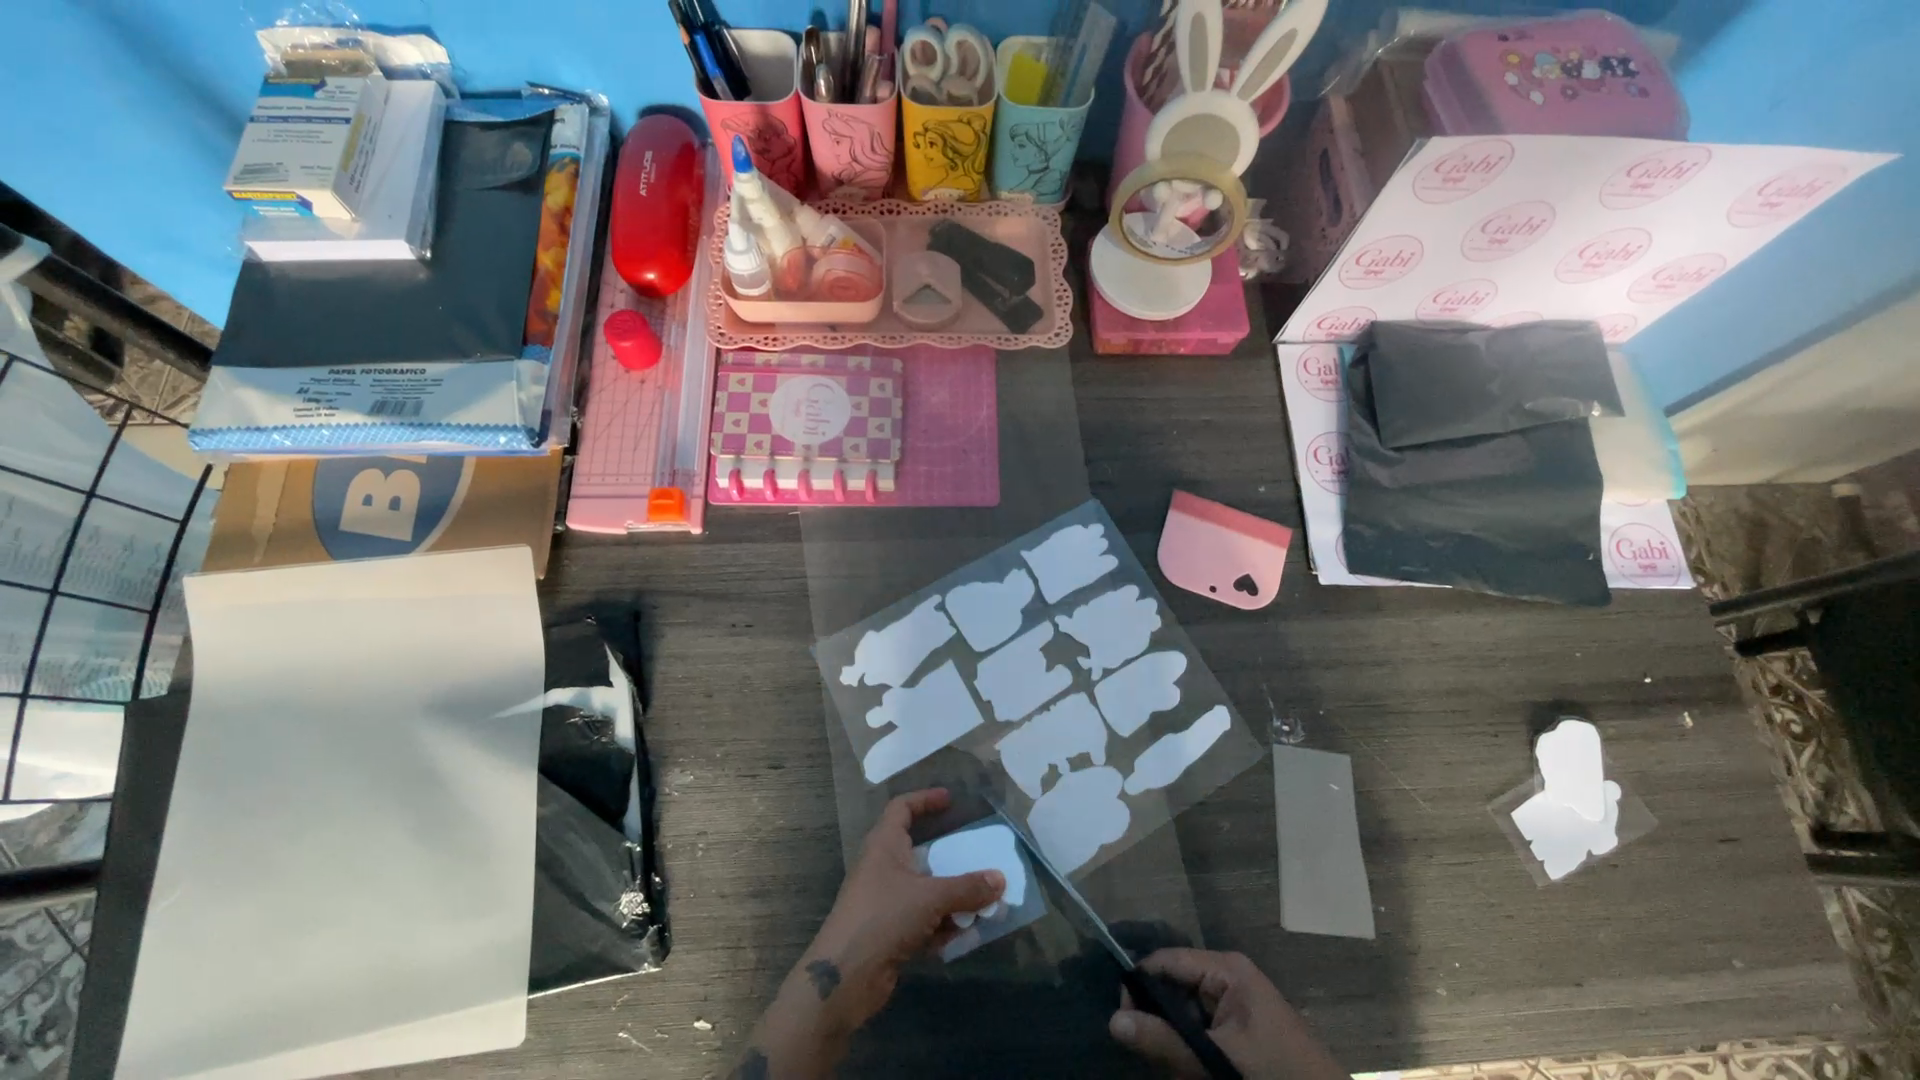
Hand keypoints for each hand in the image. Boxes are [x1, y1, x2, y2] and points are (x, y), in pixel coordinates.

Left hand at [800, 788, 1005, 1034]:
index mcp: (884, 846)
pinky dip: (943, 924)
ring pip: (924, 889)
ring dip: (952, 896)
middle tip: (977, 853)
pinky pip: (923, 920)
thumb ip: (967, 888)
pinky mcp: (889, 932)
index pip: (901, 809)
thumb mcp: (930, 897)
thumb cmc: (883, 918)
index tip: (951, 800)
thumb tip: (1000, 879)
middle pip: (919, 851)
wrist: (846, 976)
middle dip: (950, 857)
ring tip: (984, 901)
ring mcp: (885, 901)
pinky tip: (965, 934)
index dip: (924, 799)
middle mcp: (882, 868)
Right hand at [1109, 948, 1347, 1079]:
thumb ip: (1165, 1042)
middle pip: (1172, 986)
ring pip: (1184, 1014)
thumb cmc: (1277, 1076)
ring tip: (1180, 1070)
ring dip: (1175, 1042)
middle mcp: (1228, 978)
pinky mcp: (1240, 1031)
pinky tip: (1194, 1073)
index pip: (1164, 961)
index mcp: (1226, 969)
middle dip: (1158, 1020)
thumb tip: (1113, 1022)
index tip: (1120, 1021)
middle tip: (1151, 1055)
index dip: (1137, 985)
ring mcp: (1235, 1005)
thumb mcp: (1218, 1061)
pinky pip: (1201, 1032)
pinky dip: (1192, 1053)